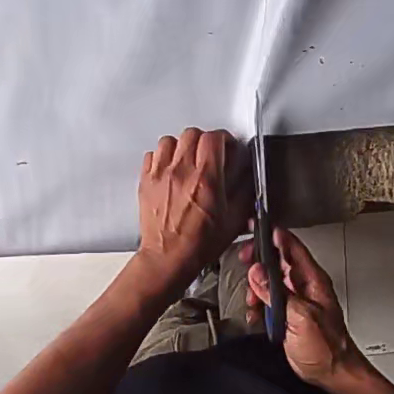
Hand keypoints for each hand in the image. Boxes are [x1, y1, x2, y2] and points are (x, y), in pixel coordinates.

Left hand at [131, 128, 245, 296]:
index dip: (224, 139)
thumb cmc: (198, 245)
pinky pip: (152, 156)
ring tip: (188, 160)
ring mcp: (160, 175)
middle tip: (209, 154)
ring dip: (181, 147)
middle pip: (192, 134)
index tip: (227, 148)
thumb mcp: (234, 220)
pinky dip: (162, 158)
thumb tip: (248, 174)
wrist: (169, 259)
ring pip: (170, 141)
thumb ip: (244, 192)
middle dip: (204, 141)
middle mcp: (181, 172)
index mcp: (206, 179)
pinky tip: (169, 170)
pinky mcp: (146, 182)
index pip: (214, 138)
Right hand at [244, 226, 367, 386]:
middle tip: (246, 261)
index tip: (258, 226)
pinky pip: (268, 302)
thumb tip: (258, 272)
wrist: (332, 373)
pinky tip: (257, 315)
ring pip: (269, 282)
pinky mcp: (287, 316)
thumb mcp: (299, 316)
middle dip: (259, 262)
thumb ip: (276, 293)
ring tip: (254, 301)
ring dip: (256, 289)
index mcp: (312, 280)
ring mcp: (295, 301)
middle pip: (277, 262)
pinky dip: (259, 306)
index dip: (274, 235)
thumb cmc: (328, 348)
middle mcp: (303, 287)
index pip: (292, 247)